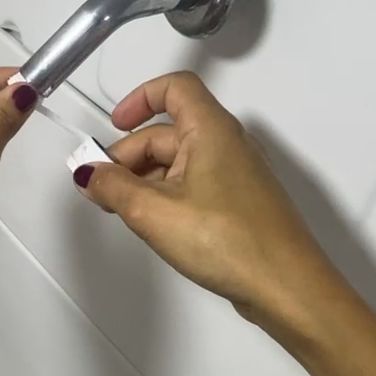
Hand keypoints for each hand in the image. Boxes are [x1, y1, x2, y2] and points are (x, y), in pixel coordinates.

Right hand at [73, 72, 351, 343]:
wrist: (287, 288)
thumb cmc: (229, 241)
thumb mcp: (153, 211)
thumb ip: (113, 188)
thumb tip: (88, 174)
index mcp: (211, 130)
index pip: (174, 88)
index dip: (139, 99)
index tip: (113, 126)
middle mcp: (227, 144)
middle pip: (167, 132)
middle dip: (128, 155)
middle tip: (101, 189)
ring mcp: (236, 175)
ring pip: (178, 162)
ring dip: (143, 179)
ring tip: (121, 211)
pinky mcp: (238, 203)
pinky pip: (193, 184)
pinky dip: (165, 195)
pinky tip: (153, 224)